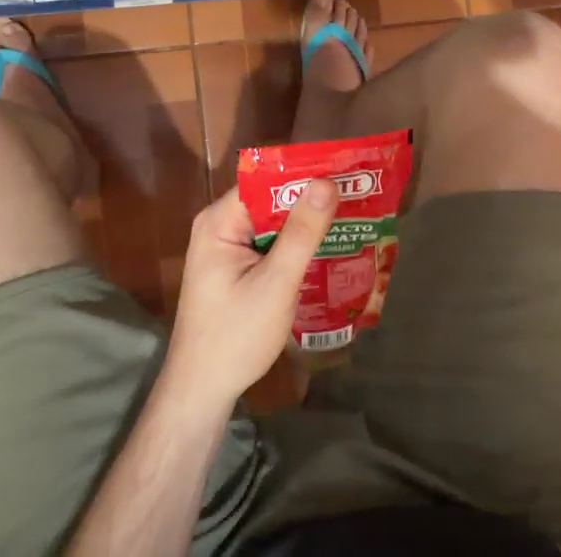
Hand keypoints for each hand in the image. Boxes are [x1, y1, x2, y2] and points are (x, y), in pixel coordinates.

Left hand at [165, 180, 339, 404]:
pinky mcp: (236, 269)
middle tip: (357, 194)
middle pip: (269, 200)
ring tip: (353, 216)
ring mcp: (226, 250)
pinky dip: (295, 246)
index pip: (264, 181)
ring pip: (273, 224)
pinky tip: (329, 249)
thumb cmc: (236, 335)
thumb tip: (325, 182)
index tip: (343, 171)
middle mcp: (218, 227)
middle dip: (309, 199)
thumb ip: (301, 233)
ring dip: (306, 224)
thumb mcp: (275, 283)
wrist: (202, 389)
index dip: (302, 174)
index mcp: (218, 222)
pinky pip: (269, 245)